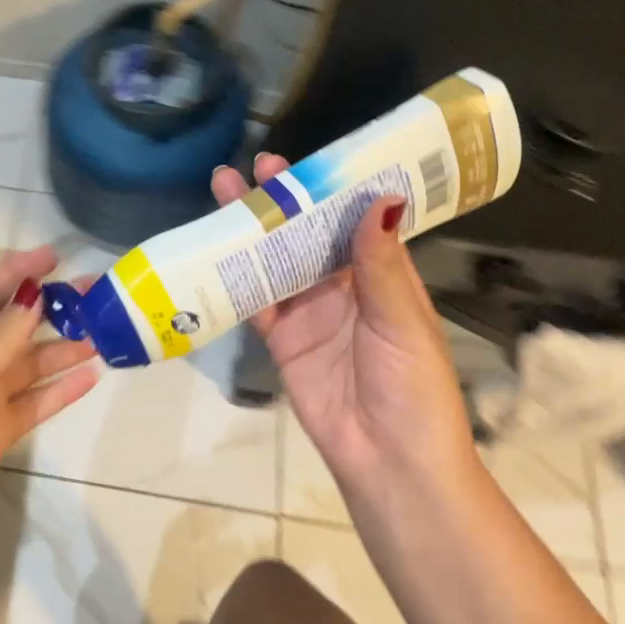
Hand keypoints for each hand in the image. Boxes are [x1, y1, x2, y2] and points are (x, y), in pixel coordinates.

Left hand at [0, 247, 100, 570]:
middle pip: (10, 327)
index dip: (14, 272)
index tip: (54, 258)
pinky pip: (32, 402)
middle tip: (94, 295)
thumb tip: (32, 294)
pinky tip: (89, 377)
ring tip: (103, 337)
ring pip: (26, 365)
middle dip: (48, 308)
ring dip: (60, 348)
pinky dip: (59, 389)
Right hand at [211, 154, 474, 487]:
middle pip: (307, 235)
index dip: (329, 189)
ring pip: (276, 261)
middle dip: (282, 203)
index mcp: (383, 275)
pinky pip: (255, 302)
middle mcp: (343, 287)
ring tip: (223, 193)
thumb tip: (379, 196)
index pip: (352, 220)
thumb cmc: (413, 389)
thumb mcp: (402, 322)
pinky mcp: (281, 339)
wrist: (390, 463)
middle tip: (254, 168)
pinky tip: (211, 251)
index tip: (306, 160)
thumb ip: (381, 264)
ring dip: (252, 231)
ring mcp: (309, 312)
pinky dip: (234, 279)